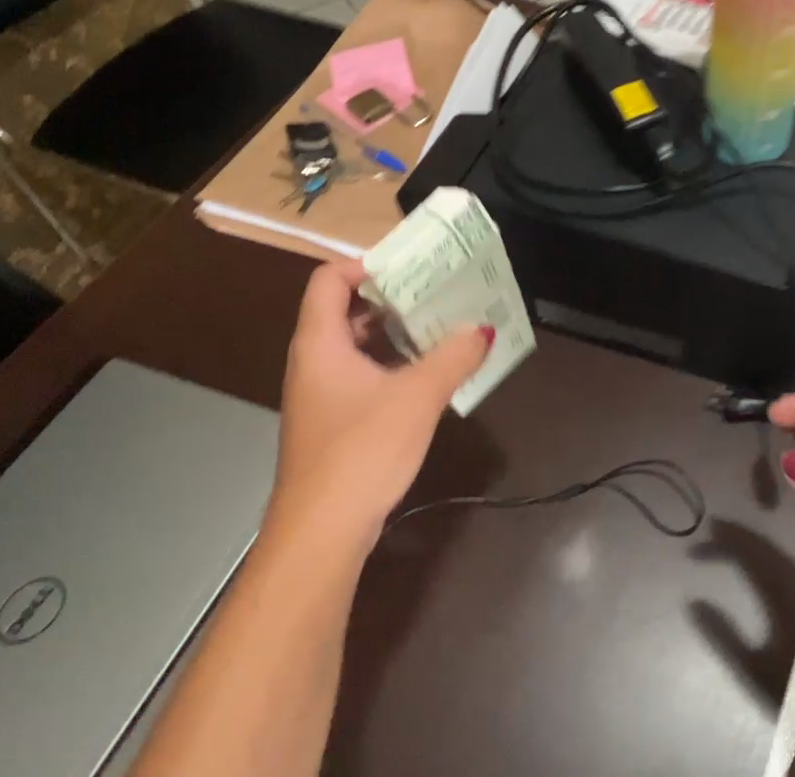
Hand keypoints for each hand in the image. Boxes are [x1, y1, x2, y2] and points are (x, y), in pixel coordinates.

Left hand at [272, 260, 492, 542]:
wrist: (322, 530)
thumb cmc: (363, 450)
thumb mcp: (417, 397)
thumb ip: (453, 357)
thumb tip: (482, 328)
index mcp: (320, 343)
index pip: (328, 280)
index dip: (365, 264)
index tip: (410, 266)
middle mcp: (312, 363)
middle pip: (343, 311)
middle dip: (391, 298)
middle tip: (437, 292)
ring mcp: (319, 396)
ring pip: (354, 347)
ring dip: (395, 334)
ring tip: (441, 328)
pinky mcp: (332, 424)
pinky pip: (360, 376)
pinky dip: (391, 366)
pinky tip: (428, 377)